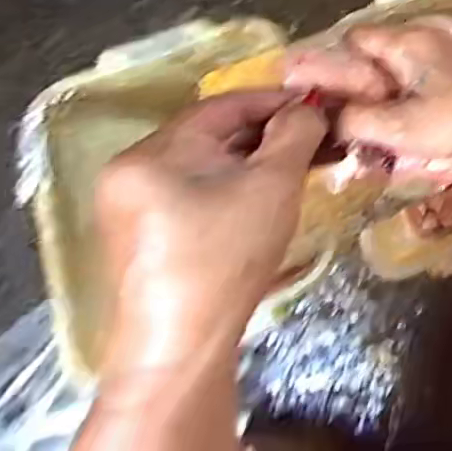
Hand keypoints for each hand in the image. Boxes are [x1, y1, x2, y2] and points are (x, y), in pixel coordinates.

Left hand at [95, 92, 325, 377]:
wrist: (181, 350)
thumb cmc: (227, 254)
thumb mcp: (274, 181)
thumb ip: (296, 130)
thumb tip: (307, 108)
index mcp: (153, 152)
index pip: (226, 104)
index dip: (277, 100)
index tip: (319, 106)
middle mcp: (132, 169)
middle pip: (215, 132)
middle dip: (270, 131)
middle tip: (316, 136)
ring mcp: (133, 203)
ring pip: (208, 160)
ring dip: (257, 157)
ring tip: (302, 162)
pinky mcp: (144, 232)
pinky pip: (197, 187)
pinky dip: (236, 181)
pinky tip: (269, 191)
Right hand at [284, 17, 451, 154]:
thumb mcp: (402, 129)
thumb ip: (358, 120)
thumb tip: (332, 116)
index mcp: (404, 42)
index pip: (354, 38)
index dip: (338, 66)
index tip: (339, 98)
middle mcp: (422, 33)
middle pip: (375, 49)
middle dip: (362, 81)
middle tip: (361, 115)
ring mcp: (444, 44)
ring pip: (398, 61)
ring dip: (387, 88)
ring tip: (388, 120)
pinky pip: (419, 68)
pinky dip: (410, 88)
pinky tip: (416, 115)